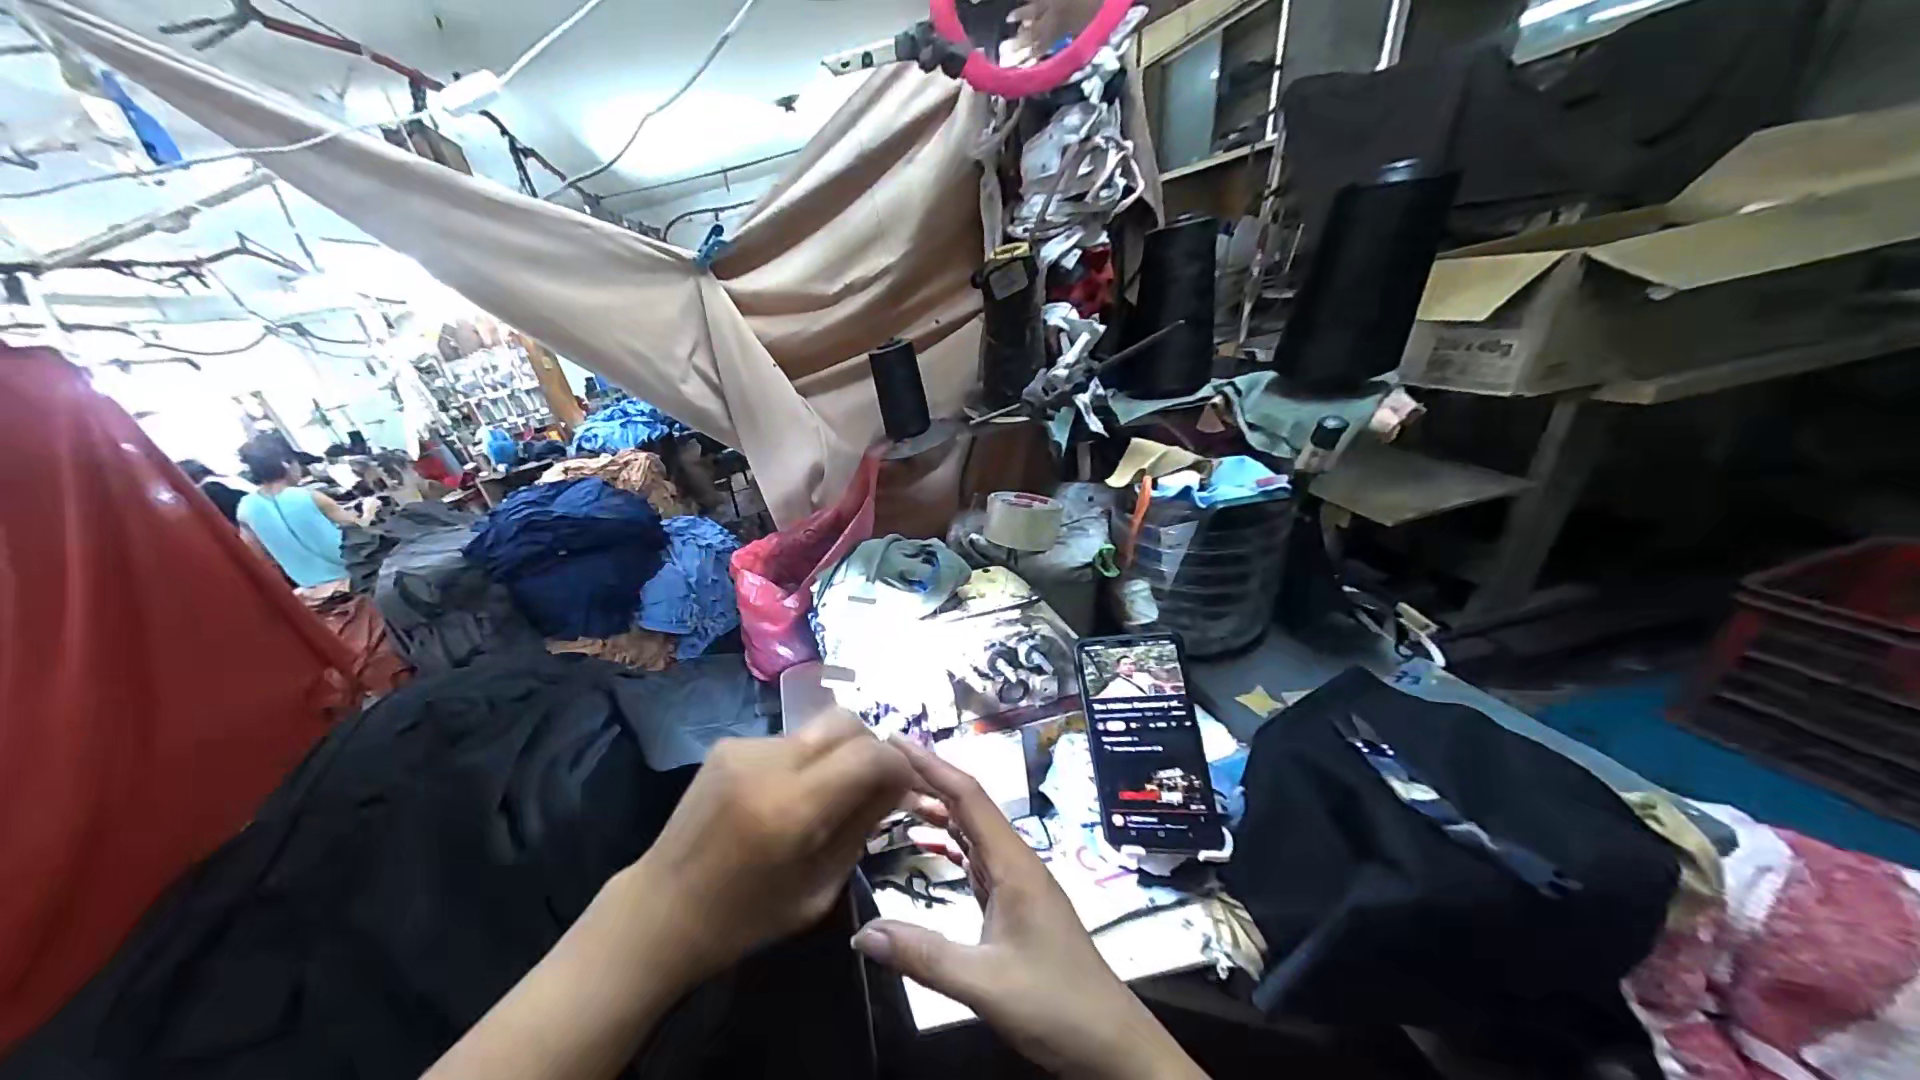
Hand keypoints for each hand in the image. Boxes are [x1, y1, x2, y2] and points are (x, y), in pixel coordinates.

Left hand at [626, 711, 915, 985]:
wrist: (661, 911)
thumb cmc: (745, 917)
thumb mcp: (820, 888)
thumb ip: (862, 826)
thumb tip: (896, 783)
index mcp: (794, 808)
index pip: (871, 755)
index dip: (897, 766)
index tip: (902, 788)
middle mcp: (769, 764)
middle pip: (846, 721)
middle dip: (871, 747)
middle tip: (872, 783)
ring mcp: (744, 748)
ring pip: (817, 729)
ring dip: (835, 755)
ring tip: (824, 795)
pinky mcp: (728, 745)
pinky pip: (787, 740)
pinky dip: (802, 760)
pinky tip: (785, 795)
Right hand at [853, 738, 1206, 1079]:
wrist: (1110, 1043)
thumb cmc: (1056, 1004)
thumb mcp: (985, 983)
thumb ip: (924, 955)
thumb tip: (862, 933)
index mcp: (1013, 863)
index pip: (967, 796)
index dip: (930, 764)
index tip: (895, 739)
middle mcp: (1015, 861)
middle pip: (968, 805)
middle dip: (928, 778)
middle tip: (882, 762)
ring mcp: (1016, 881)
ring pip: (971, 829)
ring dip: (936, 807)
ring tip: (895, 794)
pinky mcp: (1014, 902)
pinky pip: (974, 857)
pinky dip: (948, 842)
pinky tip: (927, 842)